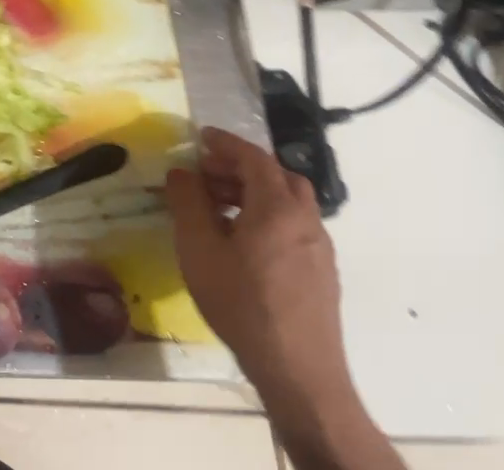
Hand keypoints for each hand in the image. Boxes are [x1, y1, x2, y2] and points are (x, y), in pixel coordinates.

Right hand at [166, 129, 401, 469]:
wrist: (297, 367)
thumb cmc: (240, 302)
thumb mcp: (198, 248)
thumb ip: (188, 203)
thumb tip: (183, 173)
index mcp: (277, 209)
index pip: (255, 159)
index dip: (227, 143)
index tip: (201, 137)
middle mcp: (306, 221)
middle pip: (280, 177)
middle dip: (243, 166)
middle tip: (207, 172)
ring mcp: (319, 248)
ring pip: (290, 202)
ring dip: (256, 191)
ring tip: (218, 205)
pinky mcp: (320, 271)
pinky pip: (294, 225)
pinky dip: (267, 214)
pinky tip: (241, 238)